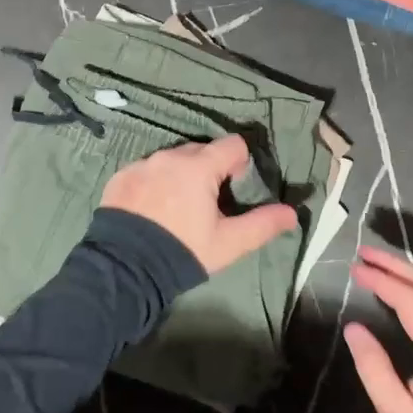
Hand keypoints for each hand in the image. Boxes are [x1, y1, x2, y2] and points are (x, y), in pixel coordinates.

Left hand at [99, 134, 299, 273]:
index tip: (234, 187)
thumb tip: (291, 213)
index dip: (239, 163)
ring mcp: (142, 164)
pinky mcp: (121, 176)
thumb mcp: (228, 243)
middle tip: (208, 202)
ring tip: (178, 206)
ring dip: (180, 174)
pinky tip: (153, 208)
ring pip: (172, 158)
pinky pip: (146, 170)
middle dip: (209, 169)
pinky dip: (154, 182)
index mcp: (199, 166)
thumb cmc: (183, 251)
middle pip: (201, 150)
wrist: (125, 268)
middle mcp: (170, 156)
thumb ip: (262, 224)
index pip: (232, 145)